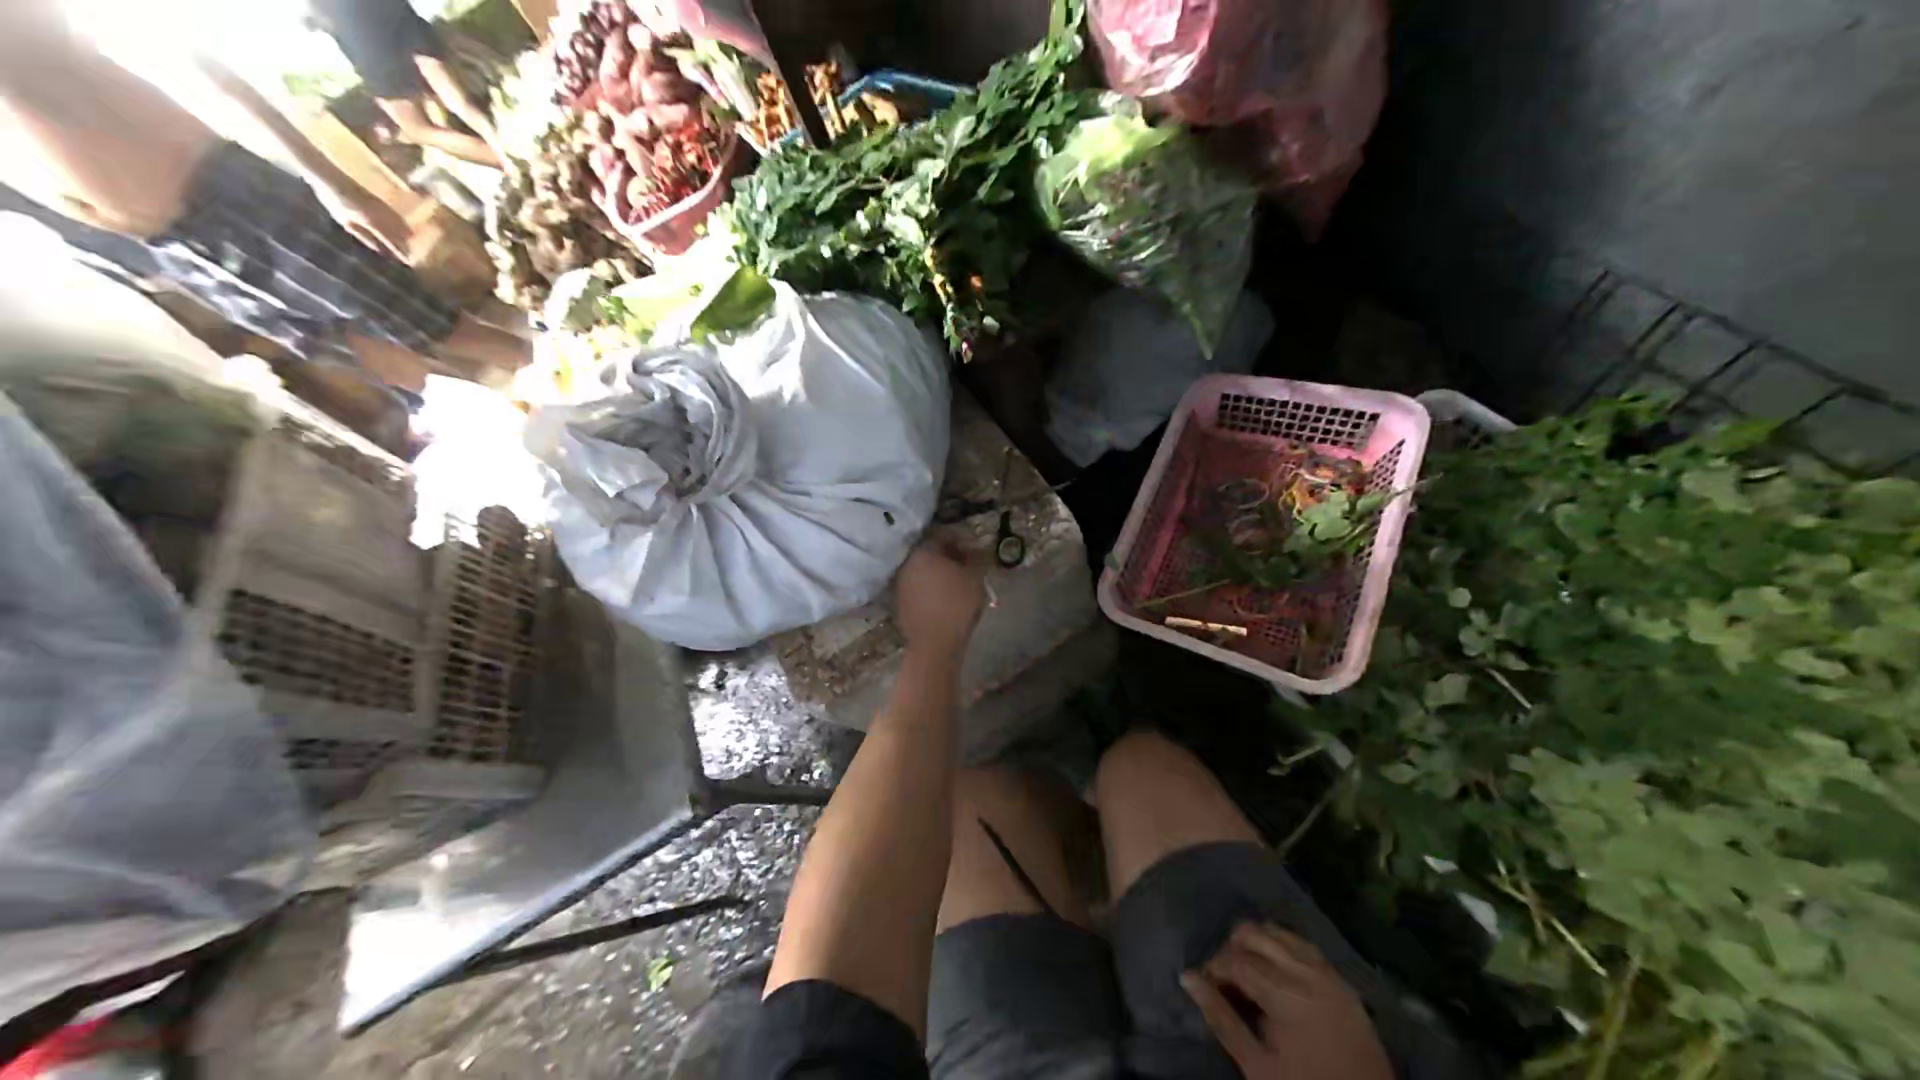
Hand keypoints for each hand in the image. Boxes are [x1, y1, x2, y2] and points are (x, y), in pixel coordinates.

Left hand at [321, 189, 412, 260]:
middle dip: (407, 246)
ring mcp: (386, 209)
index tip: (409, 263)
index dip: (402, 254)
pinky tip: (403, 230)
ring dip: (407, 237)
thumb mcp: (347, 222)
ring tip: (409, 245)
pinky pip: (399, 219)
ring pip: (404, 227)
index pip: (394, 243)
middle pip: (403, 236)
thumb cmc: (334, 202)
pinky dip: (403, 227)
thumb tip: (382, 251)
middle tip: (410, 256)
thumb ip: (365, 237)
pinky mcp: (383, 203)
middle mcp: (385, 218)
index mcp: (375, 225)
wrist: (332, 179)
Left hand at [893, 541, 984, 657]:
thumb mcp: (976, 577)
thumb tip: (978, 550)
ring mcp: (900, 585)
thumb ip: (978, 558)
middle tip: (968, 569)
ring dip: (940, 575)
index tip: (974, 553)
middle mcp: (906, 564)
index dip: (961, 541)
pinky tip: (944, 601)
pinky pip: (918, 589)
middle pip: (930, 553)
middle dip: (949, 558)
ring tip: (958, 586)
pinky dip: (931, 590)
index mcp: (923, 552)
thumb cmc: (957, 603)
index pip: (942, 535)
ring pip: (923, 572)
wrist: (934, 643)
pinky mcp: (900, 604)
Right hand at [1182, 922, 1392, 1079]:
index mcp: (1283, 994)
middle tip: (1224, 979)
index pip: (1235, 960)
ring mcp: (1327, 974)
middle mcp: (1305, 973)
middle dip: (1231, 950)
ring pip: (1279, 932)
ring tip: (1246, 968)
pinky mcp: (1342, 982)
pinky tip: (1274, 963)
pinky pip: (1305, 945)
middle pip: (1254, 936)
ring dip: (1256, 942)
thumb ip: (1221, 1019)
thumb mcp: (1257, 1067)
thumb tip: (1187, 977)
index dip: (1213, 968)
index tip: (1205, 985)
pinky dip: (1283, 944)